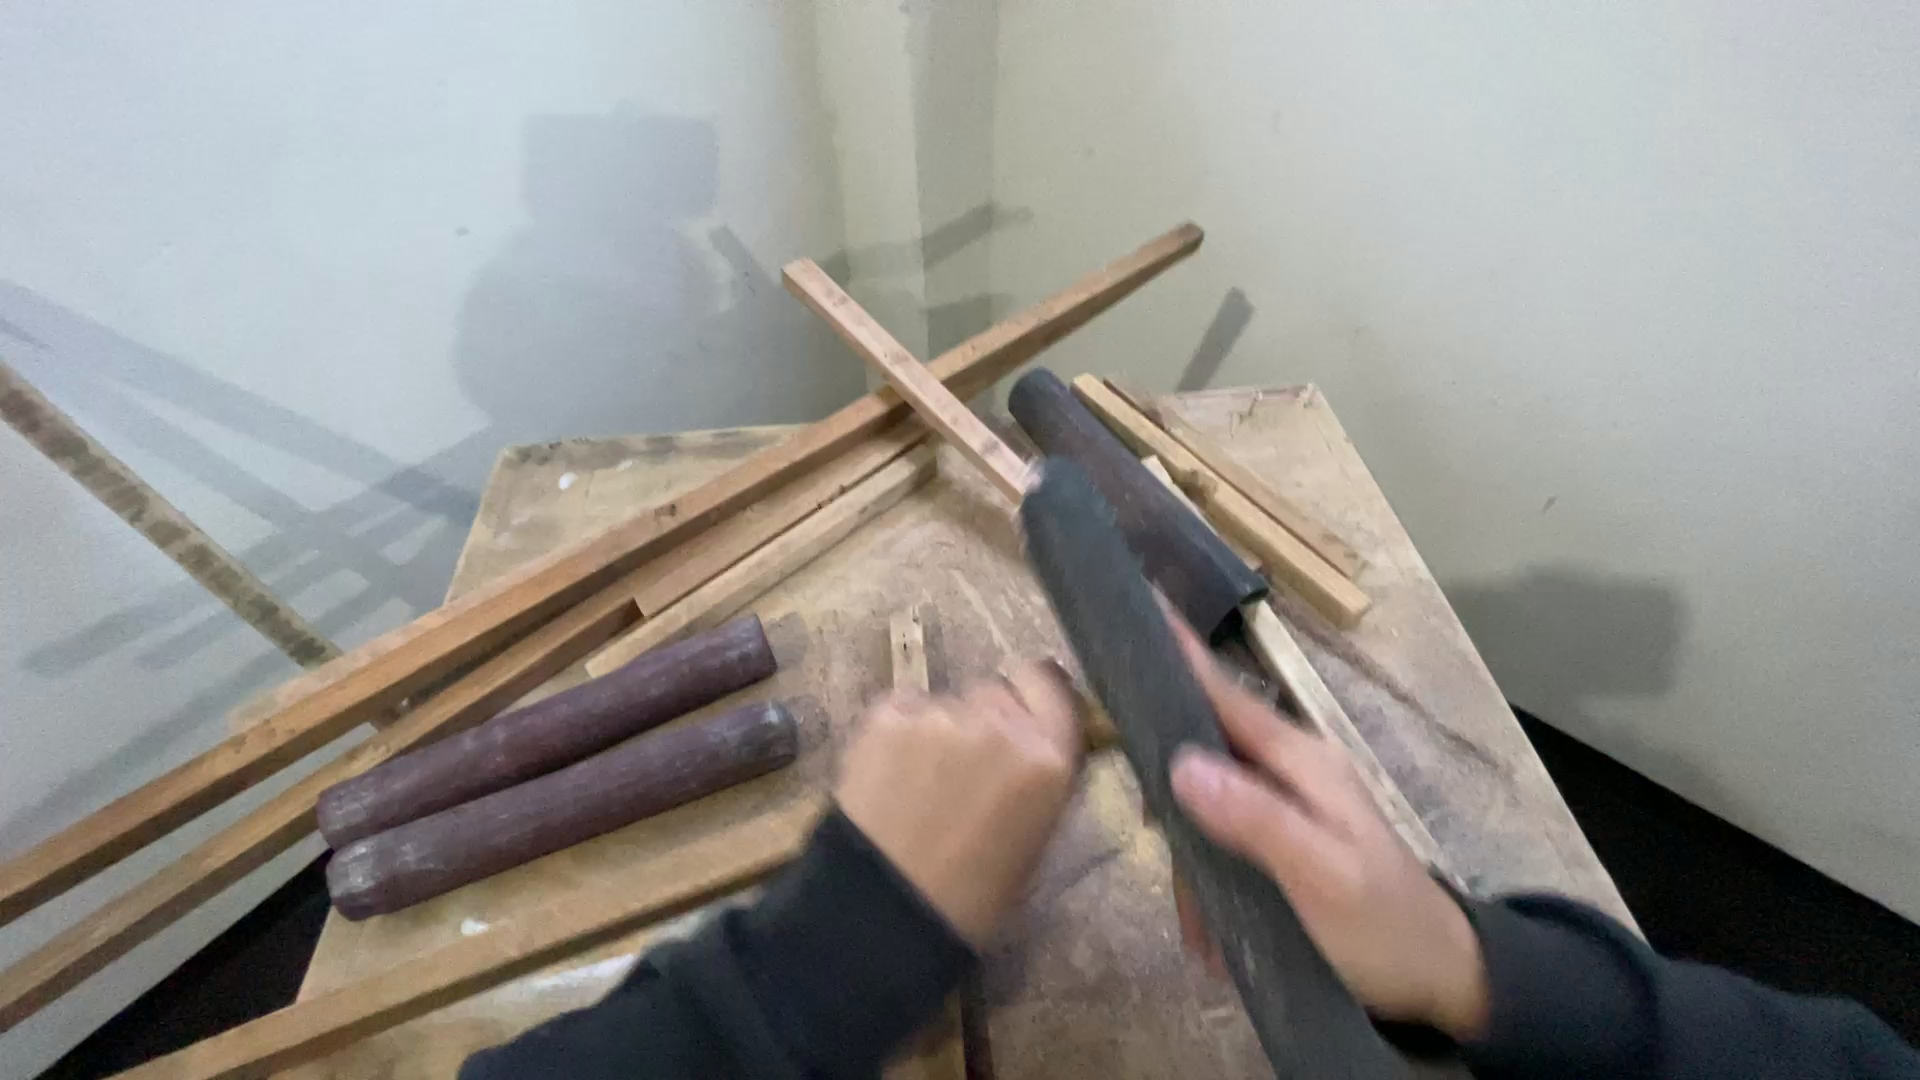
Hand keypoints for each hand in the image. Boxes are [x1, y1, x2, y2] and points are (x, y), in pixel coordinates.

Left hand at [835, 661, 1082, 947]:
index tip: (1017, 717)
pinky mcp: (888, 715)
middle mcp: (1000, 724)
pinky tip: (889, 775)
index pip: (1046, 682)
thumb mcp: (1034, 839)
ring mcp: (941, 715)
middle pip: (995, 690)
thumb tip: (1033, 744)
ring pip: (946, 701)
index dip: (1030, 695)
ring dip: (939, 729)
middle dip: (983, 719)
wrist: (883, 916)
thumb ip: (1039, 775)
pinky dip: (898, 731)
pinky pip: (903, 708)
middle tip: (962, 766)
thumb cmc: (971, 898)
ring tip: (918, 781)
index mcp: (1047, 759)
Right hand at [1162, 615, 1491, 1040]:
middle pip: (1200, 741)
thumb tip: (1178, 763)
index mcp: (1296, 756)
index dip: (1179, 654)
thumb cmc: (1387, 923)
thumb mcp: (1324, 873)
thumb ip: (1255, 816)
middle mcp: (1283, 765)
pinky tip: (1212, 932)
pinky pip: (1218, 837)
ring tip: (1197, 926)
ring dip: (1191, 858)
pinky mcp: (1274, 833)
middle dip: (1165, 781)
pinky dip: (1208, 880)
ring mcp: (1278, 799)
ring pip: (1202, 798)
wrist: (1445, 982)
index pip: (1224, 692)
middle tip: (1146, 825)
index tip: (1136, 611)